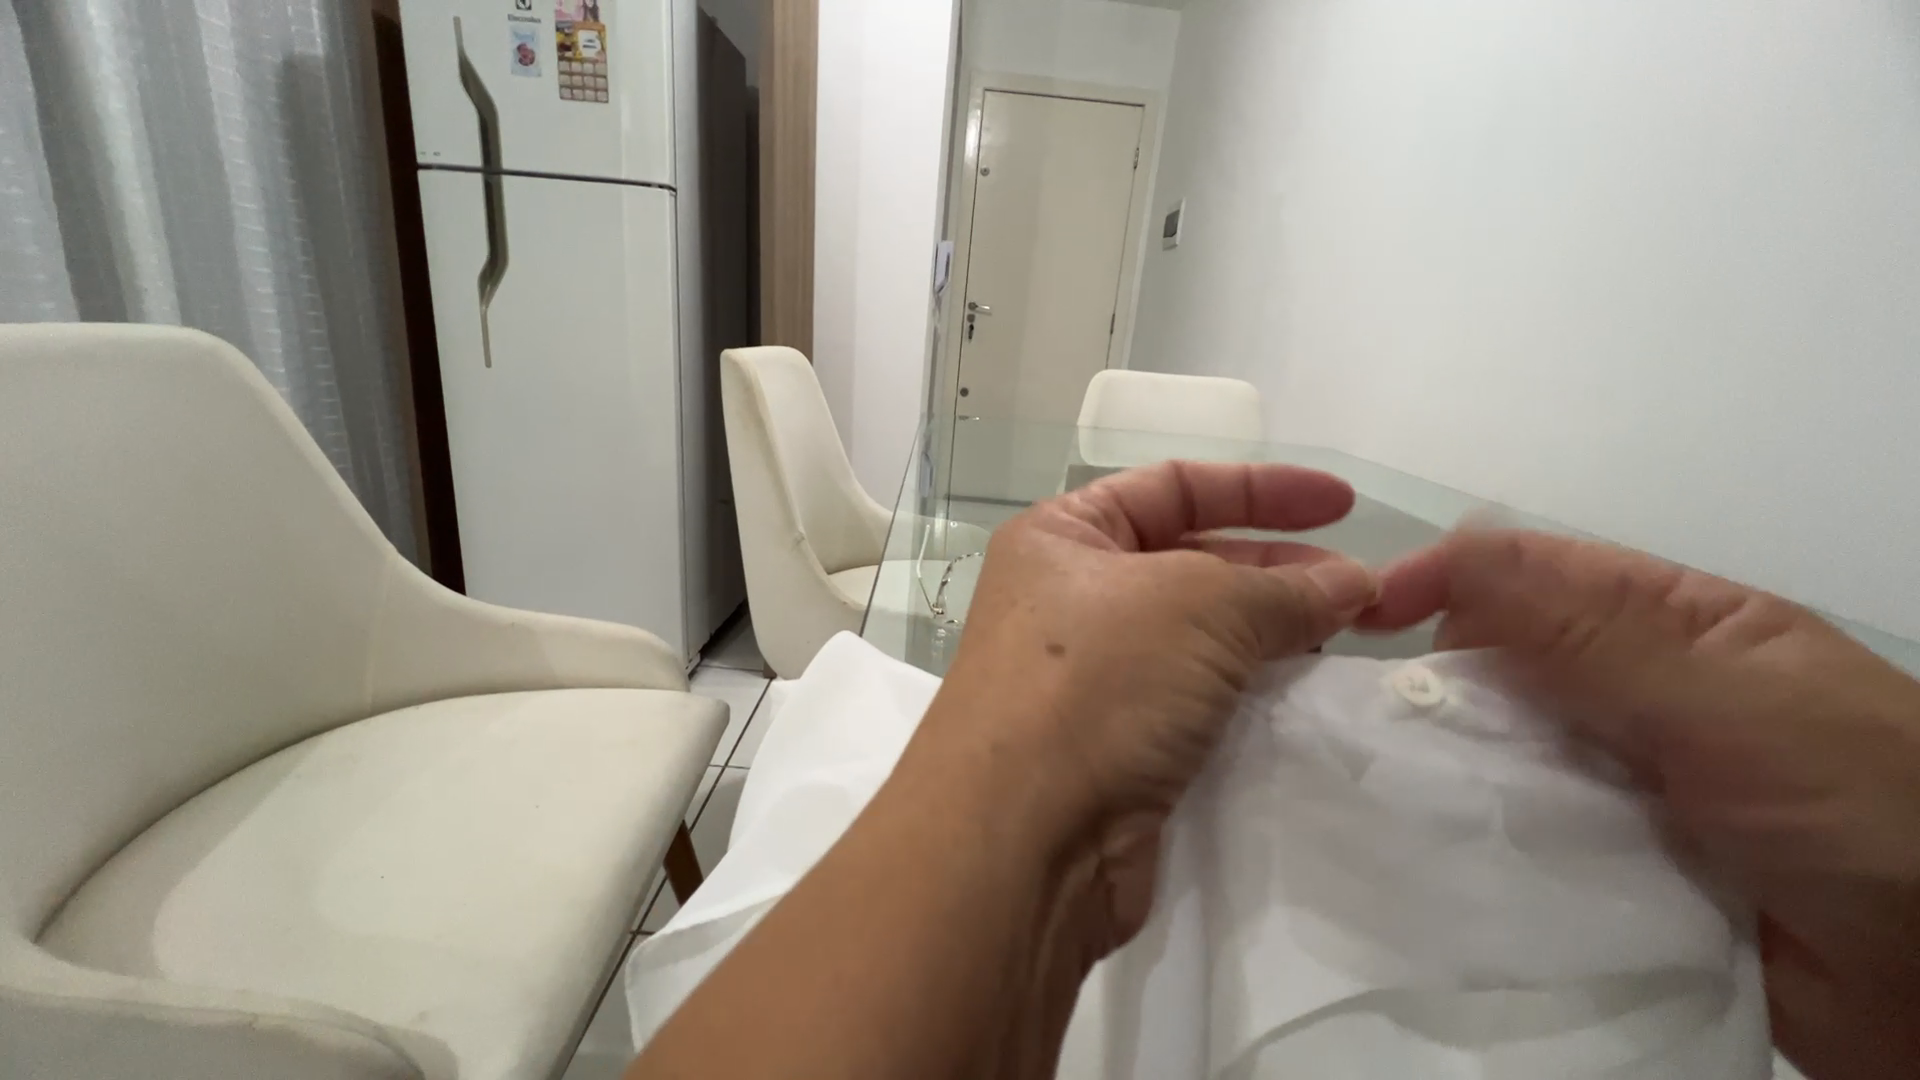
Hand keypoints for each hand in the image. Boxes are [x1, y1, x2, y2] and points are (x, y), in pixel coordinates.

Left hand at [903, 461, 1377, 950]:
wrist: (1022, 839)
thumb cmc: (1098, 682)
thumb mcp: (1197, 606)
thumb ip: (1281, 588)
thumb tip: (1351, 583)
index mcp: (1062, 536)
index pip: (1173, 486)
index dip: (1262, 488)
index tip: (1344, 504)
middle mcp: (1069, 597)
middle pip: (1189, 560)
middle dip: (1277, 567)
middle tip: (1362, 592)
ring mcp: (1091, 674)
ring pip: (1197, 635)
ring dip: (1269, 633)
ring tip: (1348, 639)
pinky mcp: (1116, 742)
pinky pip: (1194, 697)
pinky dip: (1248, 691)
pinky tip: (1305, 694)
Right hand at [1359, 529, 1919, 1079]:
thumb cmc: (1868, 816)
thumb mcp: (1728, 704)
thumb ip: (1589, 631)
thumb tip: (1454, 549)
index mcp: (1668, 619)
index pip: (1526, 568)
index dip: (1440, 576)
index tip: (1363, 618)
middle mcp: (1628, 680)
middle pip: (1493, 647)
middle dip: (1433, 668)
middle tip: (1381, 712)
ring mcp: (1608, 759)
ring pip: (1493, 728)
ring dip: (1447, 744)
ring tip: (1391, 769)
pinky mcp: (1593, 833)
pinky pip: (1510, 801)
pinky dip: (1471, 805)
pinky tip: (1435, 818)